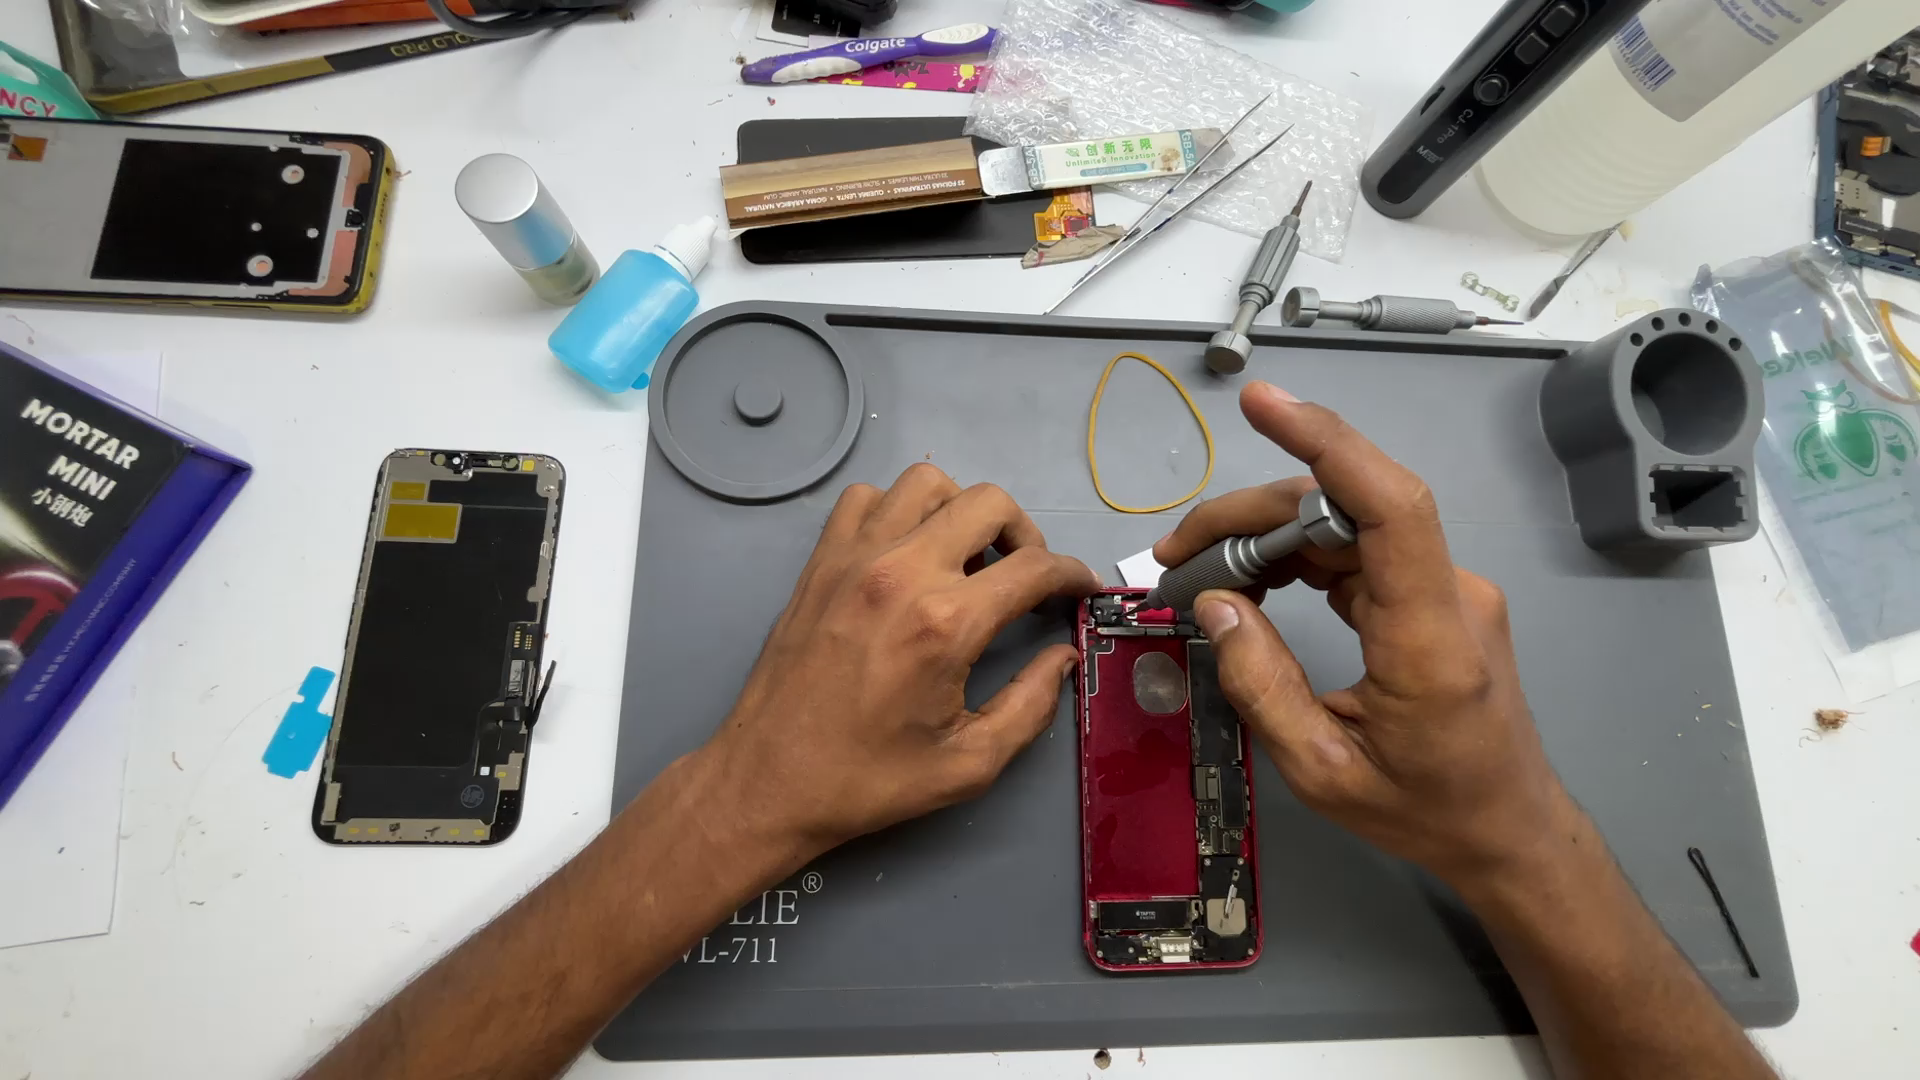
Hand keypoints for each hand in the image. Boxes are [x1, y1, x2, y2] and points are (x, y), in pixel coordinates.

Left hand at [704, 463, 1100, 856]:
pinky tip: (903, 551)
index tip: (1080, 588)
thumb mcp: (969, 763)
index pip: (1034, 567)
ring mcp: (855, 555)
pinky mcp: (821, 559)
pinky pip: (866, 498)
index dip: (1072, 574)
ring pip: (927, 481)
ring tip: (964, 557)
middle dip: (1026, 534)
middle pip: (989, 503)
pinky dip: (897, 509)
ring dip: (961, 510)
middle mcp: (903, 570)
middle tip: (1023, 577)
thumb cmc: (870, 778)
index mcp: (946, 622)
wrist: (768, 779)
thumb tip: (1062, 655)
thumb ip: (1031, 704)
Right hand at [1154, 382, 1568, 886]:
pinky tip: (1247, 580)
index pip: (1390, 505)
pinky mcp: (1424, 595)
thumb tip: (1214, 601)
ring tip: (1196, 569)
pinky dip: (1289, 556)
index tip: (1260, 403)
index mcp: (1429, 638)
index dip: (1325, 443)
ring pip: (1337, 526)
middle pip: (1338, 511)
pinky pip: (1348, 551)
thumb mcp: (1319, 769)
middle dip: (1246, 518)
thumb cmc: (1422, 812)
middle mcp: (1444, 593)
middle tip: (1173, 555)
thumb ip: (1260, 684)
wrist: (1508, 833)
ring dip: (1261, 536)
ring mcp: (1439, 589)